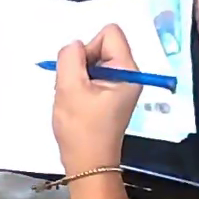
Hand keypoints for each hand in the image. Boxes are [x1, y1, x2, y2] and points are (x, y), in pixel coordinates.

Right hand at [52, 24, 140, 173]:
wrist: (87, 164)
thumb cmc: (80, 129)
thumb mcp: (70, 88)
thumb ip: (70, 57)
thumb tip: (74, 46)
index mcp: (127, 71)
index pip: (109, 34)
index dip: (88, 47)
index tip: (80, 73)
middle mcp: (129, 76)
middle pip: (101, 46)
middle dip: (81, 63)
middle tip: (73, 89)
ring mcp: (120, 87)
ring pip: (93, 62)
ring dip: (78, 77)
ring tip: (73, 99)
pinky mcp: (111, 97)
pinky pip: (92, 77)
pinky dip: (80, 87)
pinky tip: (75, 104)